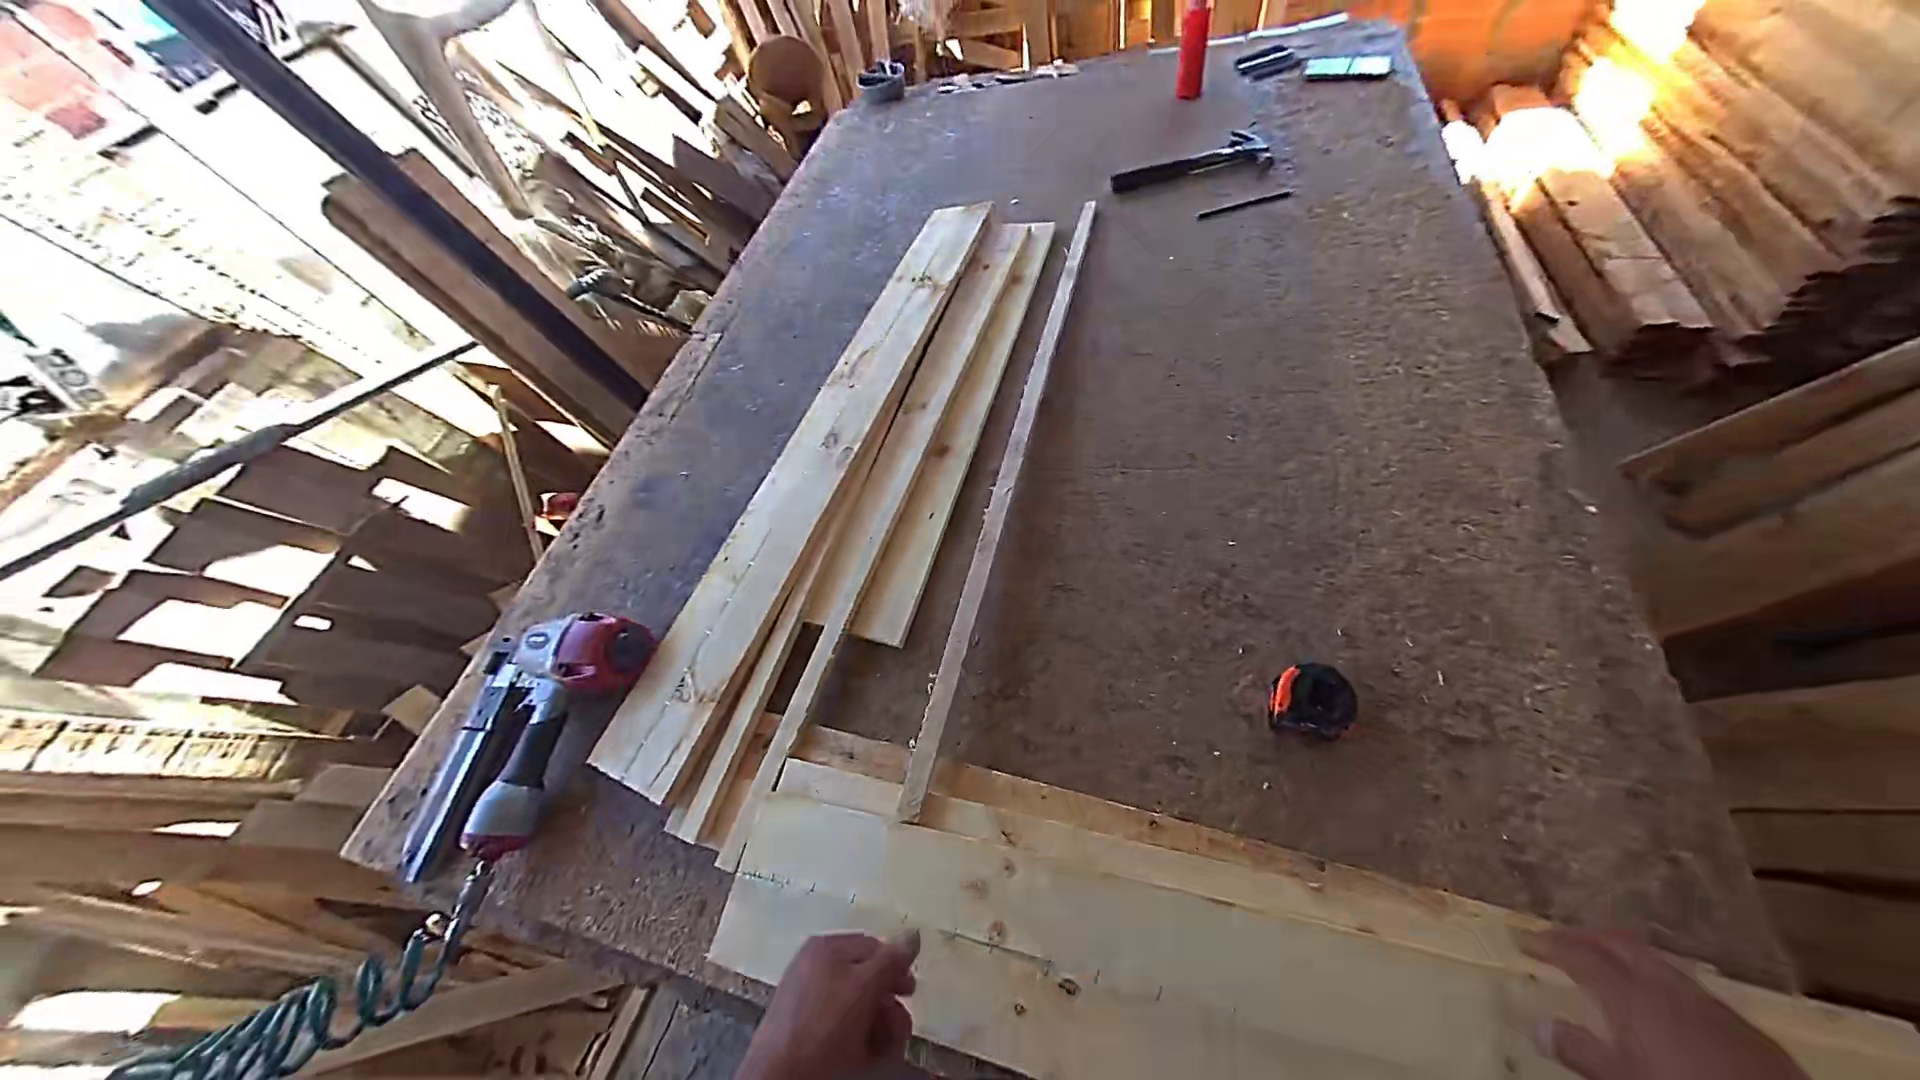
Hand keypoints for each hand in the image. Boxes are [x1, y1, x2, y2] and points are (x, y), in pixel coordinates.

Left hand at [738, 931, 919, 1079]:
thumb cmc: (823, 1032)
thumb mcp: (864, 990)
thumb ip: (891, 961)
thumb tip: (913, 933)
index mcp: (826, 947)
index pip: (874, 947)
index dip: (896, 969)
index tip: (910, 994)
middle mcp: (815, 966)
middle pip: (867, 978)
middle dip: (887, 1006)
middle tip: (895, 1032)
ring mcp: (806, 998)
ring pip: (856, 1004)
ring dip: (877, 1026)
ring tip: (879, 1050)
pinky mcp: (803, 1029)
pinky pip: (839, 1024)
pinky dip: (856, 1039)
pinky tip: (862, 1058)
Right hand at [1526, 927, 1809, 1079]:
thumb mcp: (1622, 1079)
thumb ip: (1579, 1050)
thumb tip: (1538, 1026)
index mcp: (1632, 994)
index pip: (1580, 955)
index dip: (1549, 943)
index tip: (1524, 938)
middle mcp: (1668, 987)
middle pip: (1620, 944)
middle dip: (1586, 936)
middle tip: (1559, 938)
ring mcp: (1711, 1005)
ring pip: (1658, 962)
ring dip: (1624, 955)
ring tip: (1606, 963)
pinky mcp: (1745, 1029)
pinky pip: (1689, 987)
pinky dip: (1659, 980)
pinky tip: (1662, 1002)